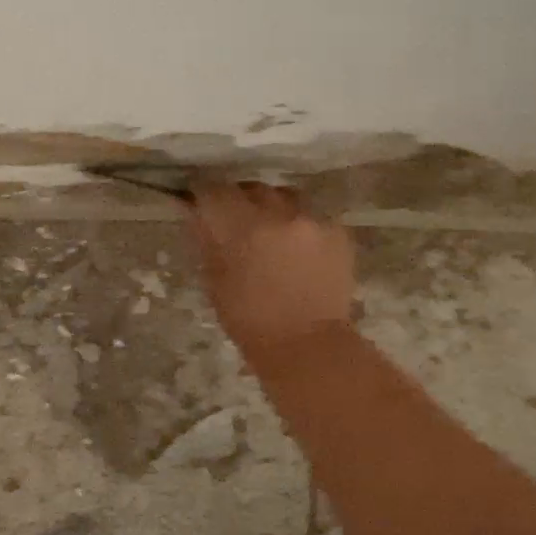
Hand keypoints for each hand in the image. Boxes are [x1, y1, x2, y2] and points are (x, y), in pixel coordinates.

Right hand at [188, 182, 356, 361]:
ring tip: (267, 231)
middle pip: (251, 188)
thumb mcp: (215, 283)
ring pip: (284, 197)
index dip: (202, 195)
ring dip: (270, 208)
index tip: (197, 204)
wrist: (308, 346)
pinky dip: (298, 225)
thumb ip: (207, 242)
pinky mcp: (338, 231)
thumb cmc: (250, 321)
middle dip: (237, 200)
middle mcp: (281, 214)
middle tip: (231, 220)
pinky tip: (295, 249)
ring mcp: (314, 220)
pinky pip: (310, 215)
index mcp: (244, 229)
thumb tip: (197, 214)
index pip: (214, 191)